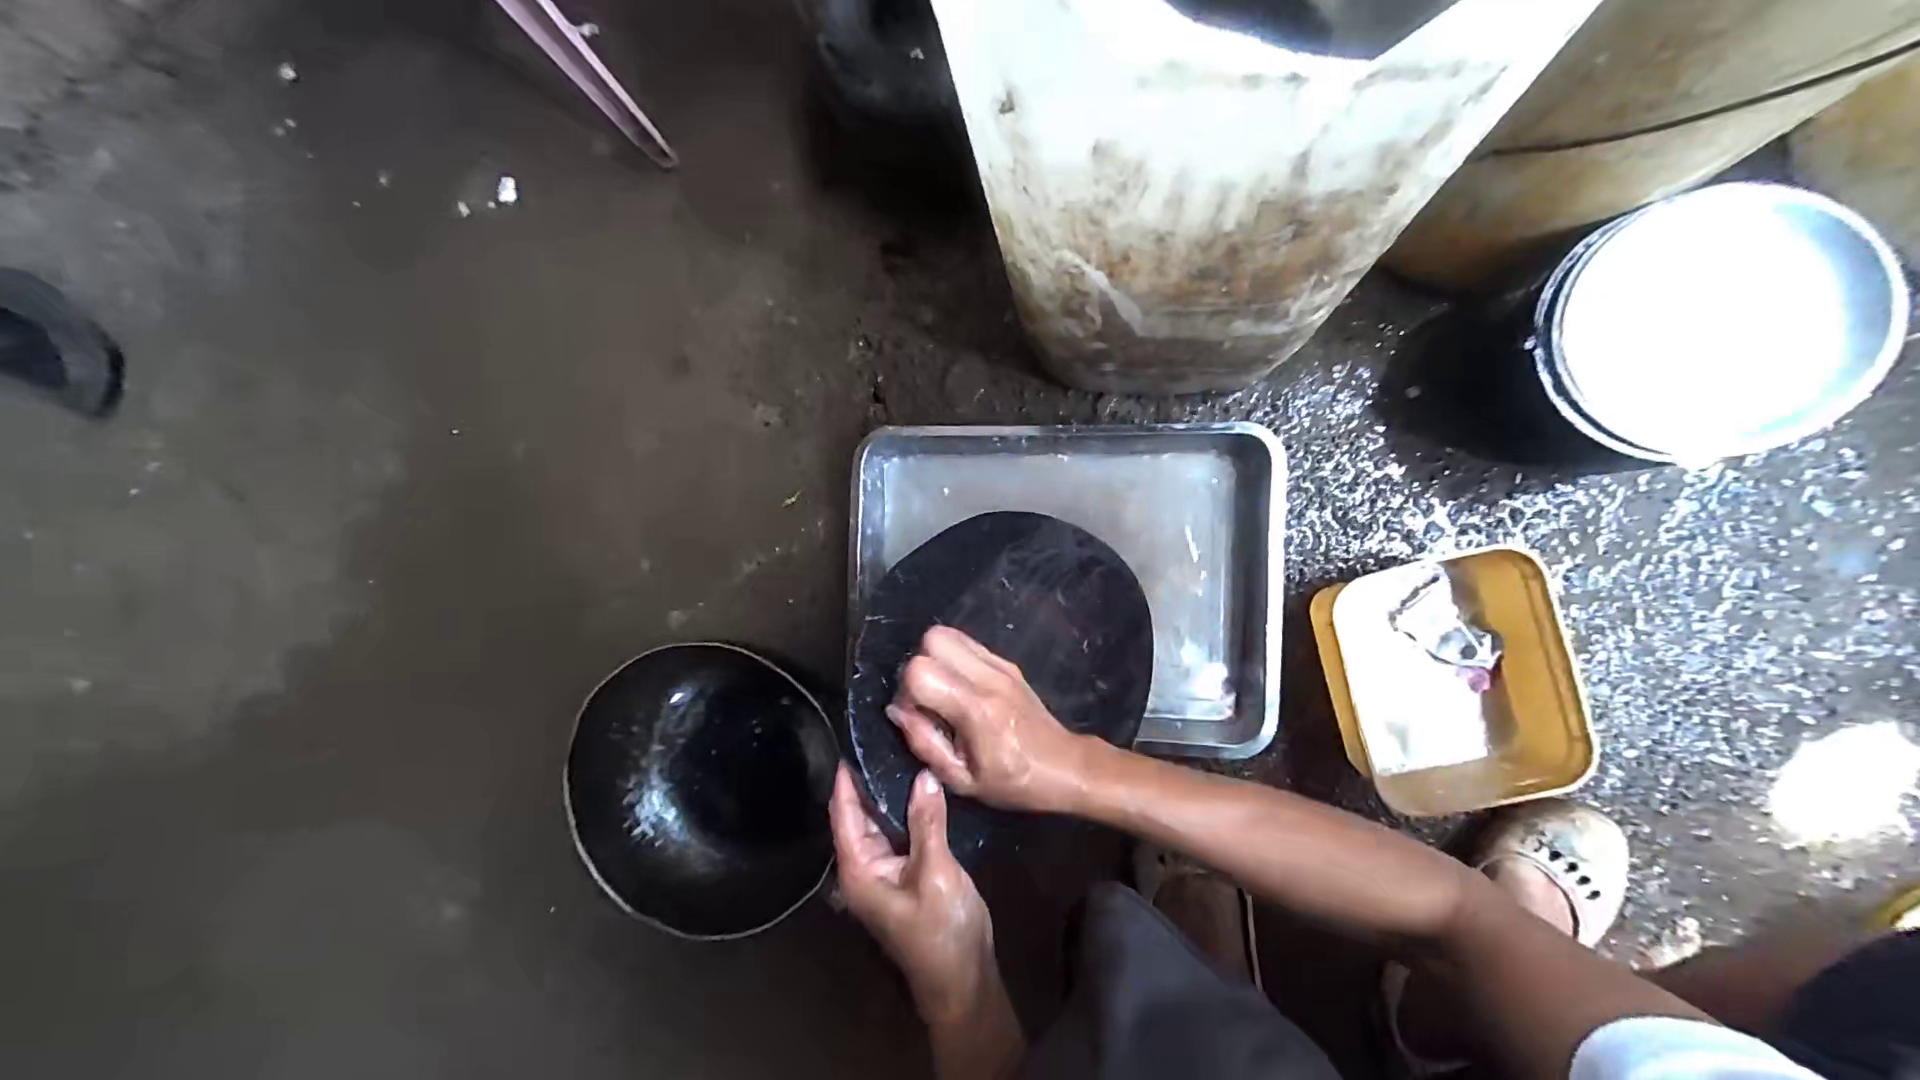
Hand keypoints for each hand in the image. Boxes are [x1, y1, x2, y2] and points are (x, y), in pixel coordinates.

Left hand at [829, 763, 997, 1022]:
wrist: (963, 979)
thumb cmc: (941, 931)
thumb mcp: (936, 872)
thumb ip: (927, 821)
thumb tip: (924, 774)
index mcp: (858, 868)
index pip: (843, 812)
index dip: (846, 778)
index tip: (854, 739)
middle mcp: (865, 865)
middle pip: (859, 813)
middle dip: (869, 778)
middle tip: (885, 735)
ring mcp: (886, 869)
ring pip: (881, 820)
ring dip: (889, 791)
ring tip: (902, 750)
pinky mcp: (907, 870)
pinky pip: (900, 830)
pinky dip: (906, 807)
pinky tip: (921, 784)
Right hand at [887, 625, 1097, 813]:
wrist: (1064, 765)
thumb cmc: (1012, 781)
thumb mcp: (961, 780)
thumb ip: (924, 743)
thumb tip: (897, 710)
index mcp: (976, 709)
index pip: (920, 670)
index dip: (908, 691)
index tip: (917, 715)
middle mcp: (987, 677)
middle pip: (932, 638)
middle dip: (918, 665)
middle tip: (927, 698)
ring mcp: (1000, 664)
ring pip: (948, 634)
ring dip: (935, 658)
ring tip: (942, 691)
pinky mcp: (1006, 662)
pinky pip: (967, 642)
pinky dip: (953, 657)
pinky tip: (960, 686)